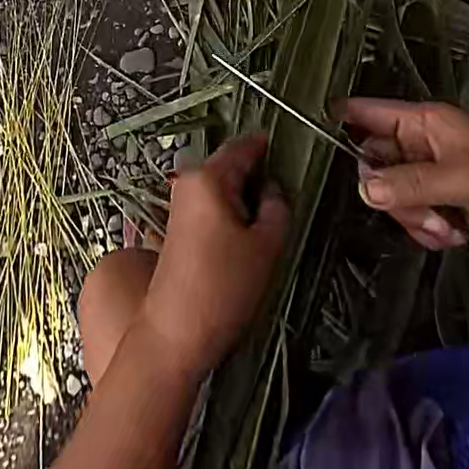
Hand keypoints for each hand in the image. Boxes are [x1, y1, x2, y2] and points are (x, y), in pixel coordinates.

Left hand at [138, 133, 290, 374]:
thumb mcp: (265, 245)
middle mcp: (188, 181)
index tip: (291, 142)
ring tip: (274, 215)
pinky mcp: (178, 223)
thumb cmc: (225, 284)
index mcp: (208, 177)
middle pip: (231, 166)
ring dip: (246, 195)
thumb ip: (277, 208)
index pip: (243, 148)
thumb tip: (274, 188)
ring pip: (222, 186)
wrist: (177, 327)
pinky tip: (250, 230)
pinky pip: (212, 203)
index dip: (267, 145)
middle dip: (259, 175)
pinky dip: (232, 209)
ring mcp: (180, 201)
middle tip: (290, 190)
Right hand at [335, 98, 468, 279]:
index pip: (366, 112)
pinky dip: (425, 230)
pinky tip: (452, 236)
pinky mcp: (447, 205)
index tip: (316, 139)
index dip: (339, 120)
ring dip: (410, 215)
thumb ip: (412, 183)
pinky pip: (411, 215)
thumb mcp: (467, 178)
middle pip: (373, 160)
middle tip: (413, 206)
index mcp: (426, 122)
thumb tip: (367, 190)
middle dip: (386, 189)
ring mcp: (434, 176)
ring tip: (444, 228)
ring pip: (390, 192)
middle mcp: (423, 145)